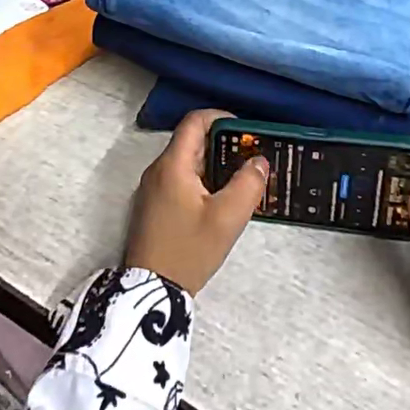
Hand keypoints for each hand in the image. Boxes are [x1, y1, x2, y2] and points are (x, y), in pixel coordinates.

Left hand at [124, 109, 268, 292]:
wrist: (150, 291)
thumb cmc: (189, 250)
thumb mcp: (227, 219)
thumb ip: (248, 184)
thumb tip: (259, 161)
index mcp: (172, 164)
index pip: (194, 121)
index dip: (221, 117)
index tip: (246, 131)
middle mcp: (158, 169)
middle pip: (192, 140)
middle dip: (223, 143)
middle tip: (251, 156)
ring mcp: (152, 188)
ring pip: (187, 161)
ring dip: (214, 163)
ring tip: (242, 178)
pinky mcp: (153, 205)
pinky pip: (180, 179)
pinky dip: (202, 179)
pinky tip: (221, 199)